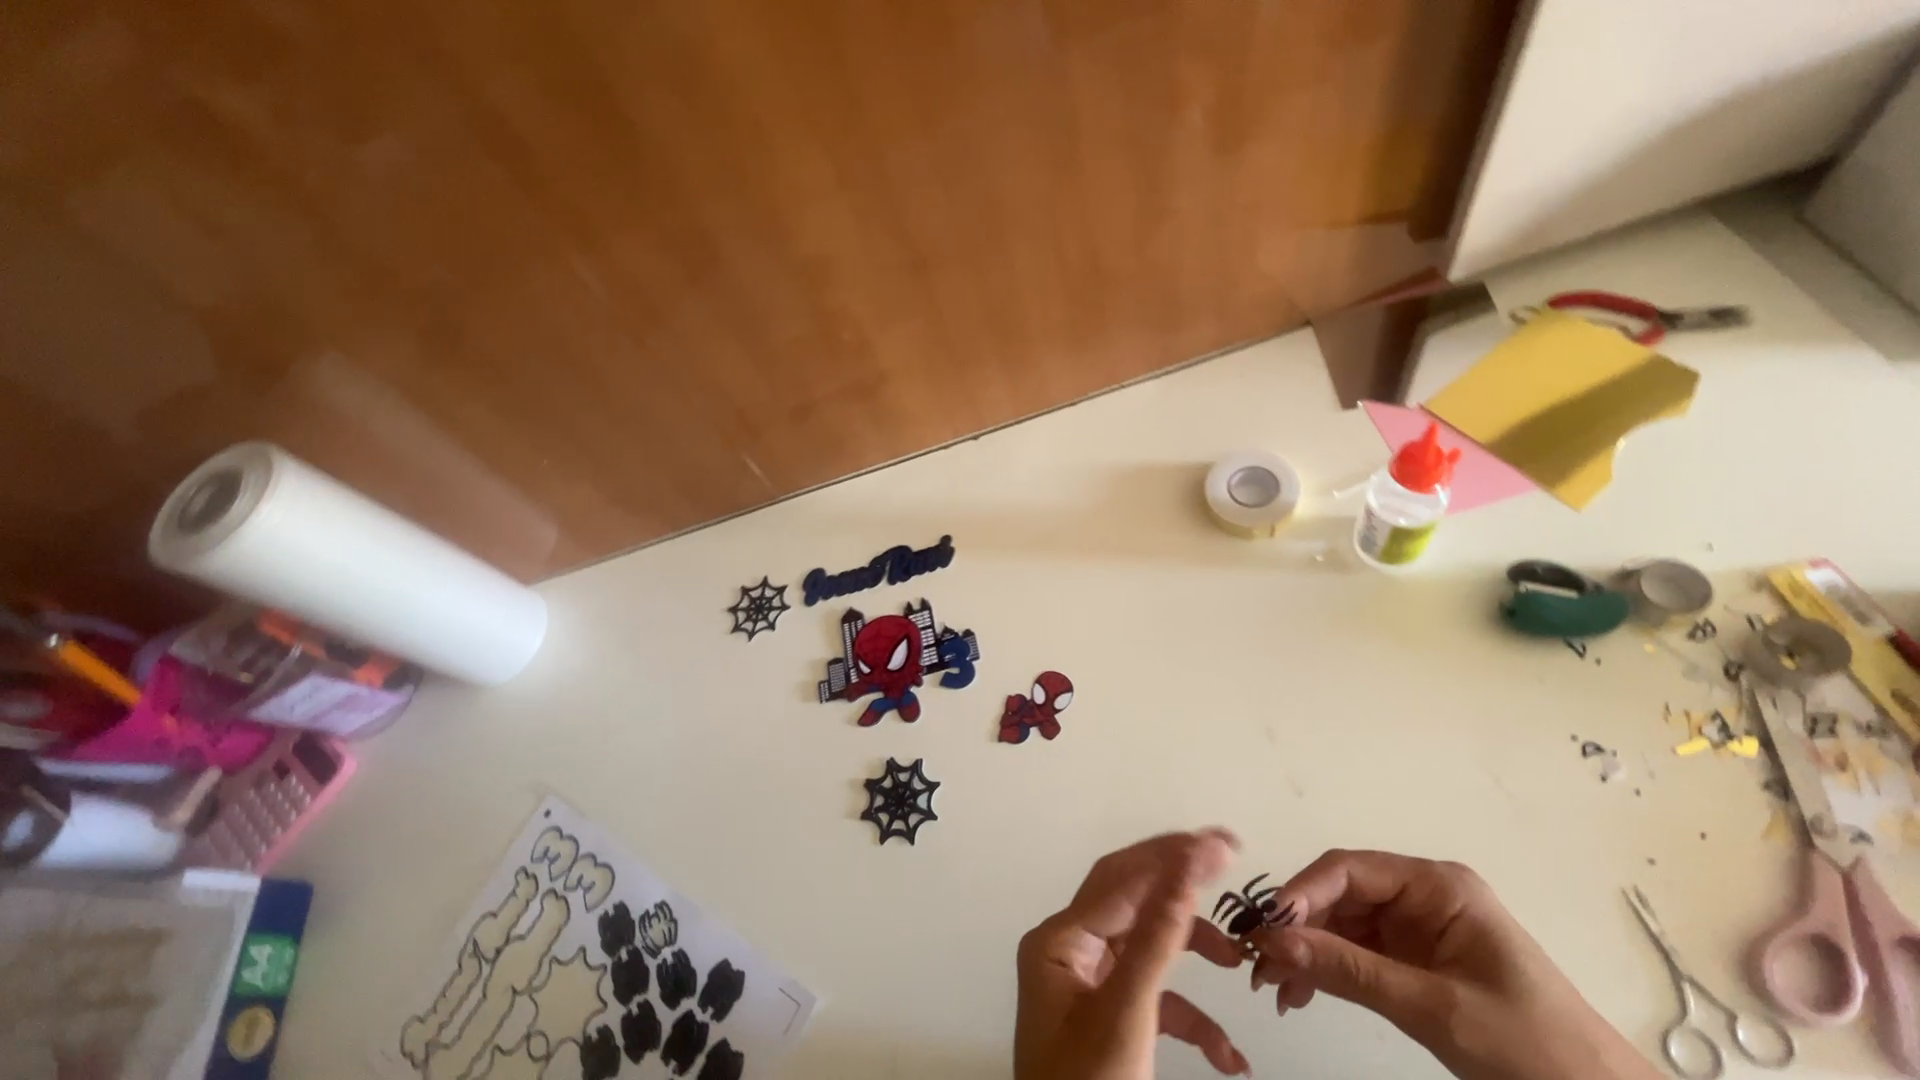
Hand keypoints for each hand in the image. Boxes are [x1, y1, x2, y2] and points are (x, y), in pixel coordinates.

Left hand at [1016, 830, 1253, 1078]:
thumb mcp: (1127, 1012)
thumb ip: (1158, 937)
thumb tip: (1185, 866)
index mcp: (1060, 941)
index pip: (1121, 878)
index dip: (1172, 855)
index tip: (1224, 845)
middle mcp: (1069, 951)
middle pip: (1134, 901)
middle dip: (1183, 887)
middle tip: (1231, 865)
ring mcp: (1087, 984)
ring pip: (1149, 950)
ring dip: (1194, 956)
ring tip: (1240, 963)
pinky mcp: (1106, 1018)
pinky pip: (1153, 999)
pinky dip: (1192, 1018)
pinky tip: (1228, 1055)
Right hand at [1245, 850, 1659, 1079]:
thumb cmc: (1527, 1046)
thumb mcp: (1432, 1007)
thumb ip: (1350, 970)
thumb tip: (1273, 941)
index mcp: (1437, 887)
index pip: (1349, 870)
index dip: (1301, 892)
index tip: (1264, 928)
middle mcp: (1422, 897)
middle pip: (1338, 896)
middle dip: (1297, 928)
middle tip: (1258, 965)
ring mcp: (1417, 930)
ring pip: (1340, 926)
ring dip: (1305, 953)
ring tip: (1273, 987)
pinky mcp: (1414, 963)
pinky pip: (1354, 954)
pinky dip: (1324, 971)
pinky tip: (1299, 995)